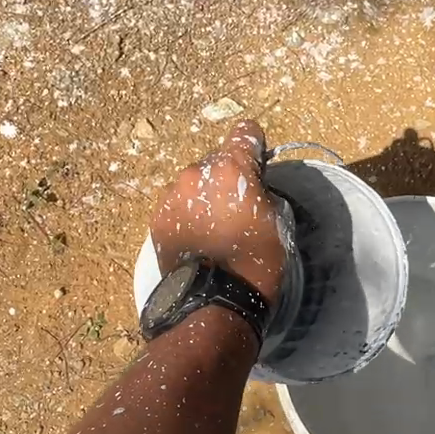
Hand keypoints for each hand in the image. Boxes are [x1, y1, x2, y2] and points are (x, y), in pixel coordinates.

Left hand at [149, 120, 286, 306]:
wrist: (215, 301)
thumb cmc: (257, 260)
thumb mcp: (277, 219)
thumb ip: (262, 190)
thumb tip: (253, 187)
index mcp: (231, 167)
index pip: (245, 132)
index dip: (254, 144)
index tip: (257, 160)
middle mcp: (197, 172)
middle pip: (217, 162)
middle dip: (227, 178)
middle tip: (236, 207)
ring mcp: (172, 195)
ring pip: (194, 184)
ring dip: (204, 197)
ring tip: (214, 228)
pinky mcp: (157, 218)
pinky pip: (177, 205)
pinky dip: (187, 215)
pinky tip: (198, 238)